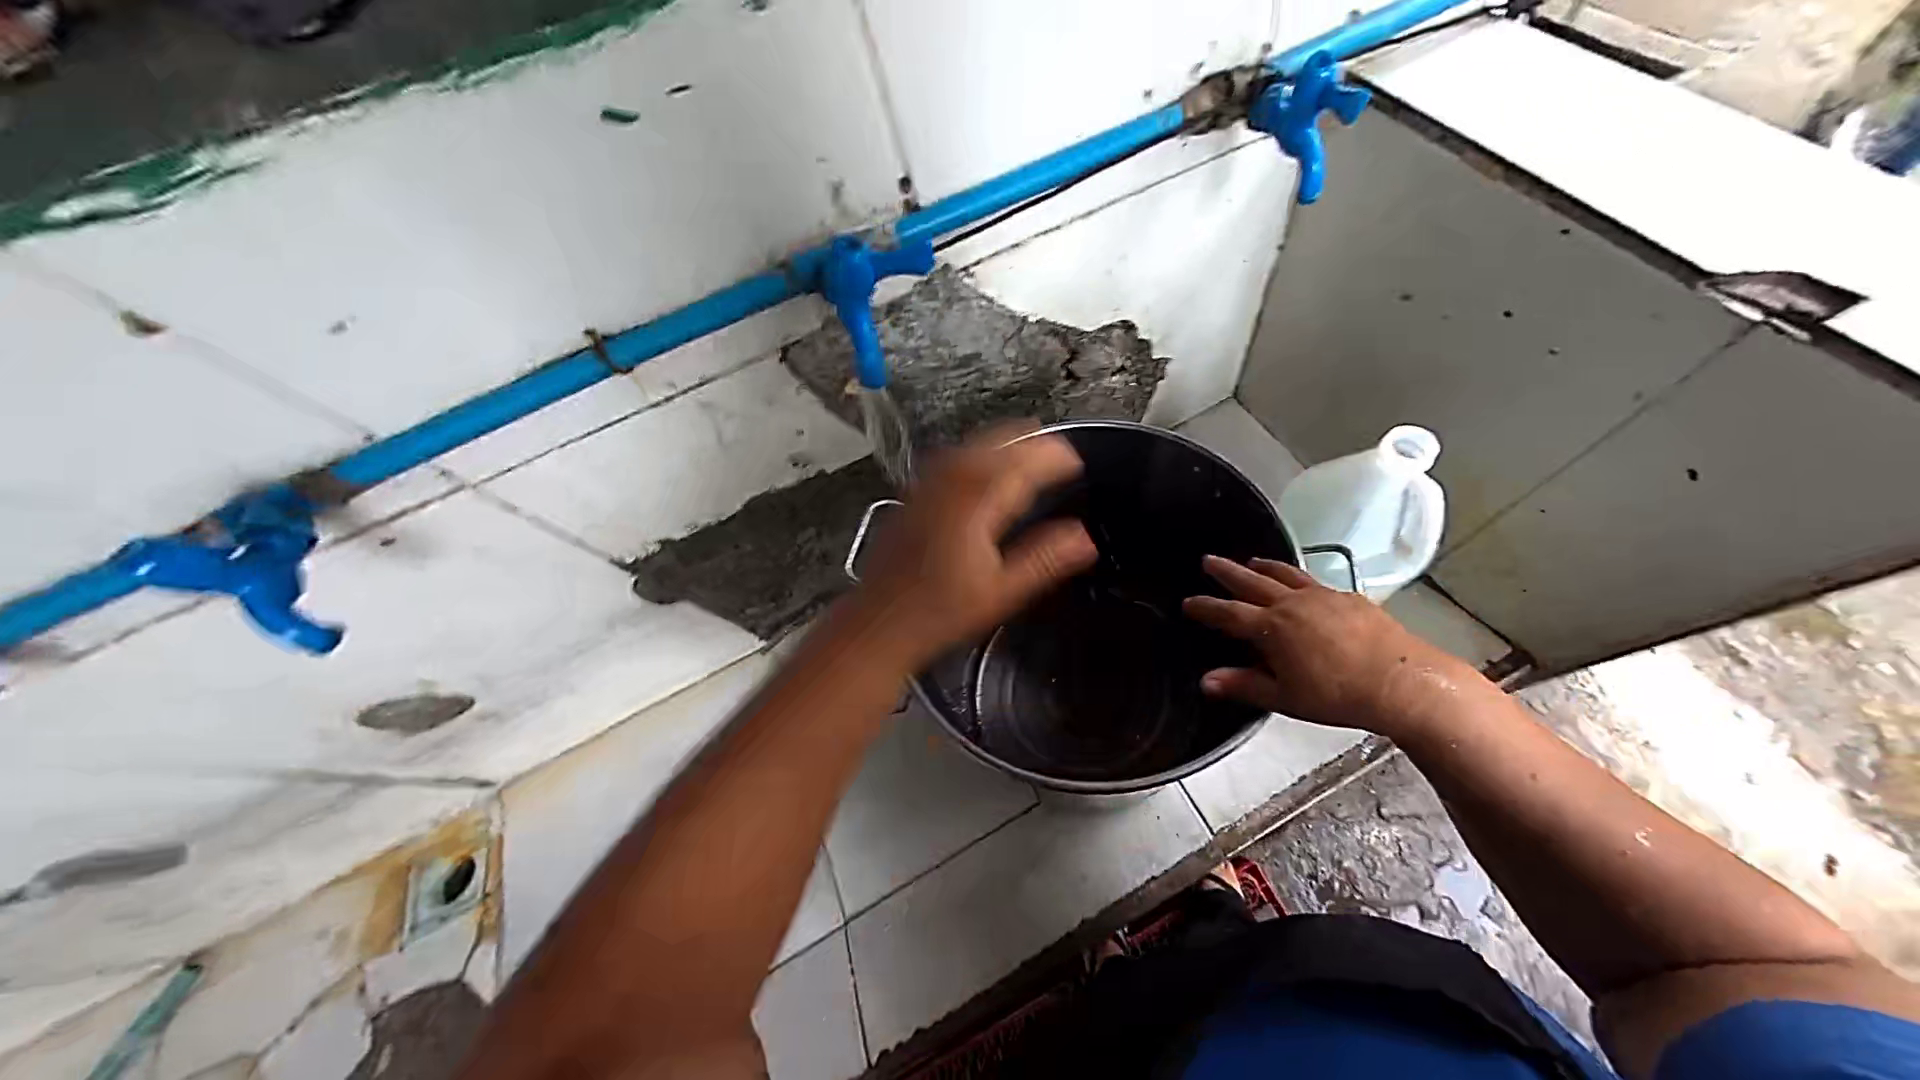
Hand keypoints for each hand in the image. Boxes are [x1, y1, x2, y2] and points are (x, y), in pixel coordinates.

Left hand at [852, 425, 1098, 667]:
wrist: (878, 623)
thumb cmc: (938, 613)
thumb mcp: (1002, 591)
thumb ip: (1045, 559)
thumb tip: (1084, 538)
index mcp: (975, 501)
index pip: (1024, 461)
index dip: (1056, 456)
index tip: (1076, 462)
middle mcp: (948, 483)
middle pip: (997, 442)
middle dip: (1032, 441)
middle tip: (1057, 453)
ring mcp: (926, 486)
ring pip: (972, 445)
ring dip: (1004, 443)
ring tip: (1029, 452)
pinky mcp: (912, 495)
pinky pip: (951, 458)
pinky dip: (977, 454)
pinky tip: (983, 470)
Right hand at [1182, 555, 1466, 733]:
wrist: (1403, 683)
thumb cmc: (1341, 695)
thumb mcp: (1285, 697)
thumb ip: (1243, 685)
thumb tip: (1207, 682)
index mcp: (1272, 628)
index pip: (1227, 613)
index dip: (1205, 608)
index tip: (1189, 603)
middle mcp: (1294, 604)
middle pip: (1251, 580)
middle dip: (1226, 571)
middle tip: (1209, 560)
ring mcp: (1323, 597)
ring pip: (1284, 574)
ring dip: (1263, 566)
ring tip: (1251, 560)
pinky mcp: (1349, 599)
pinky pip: (1314, 581)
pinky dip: (1298, 578)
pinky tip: (1301, 584)